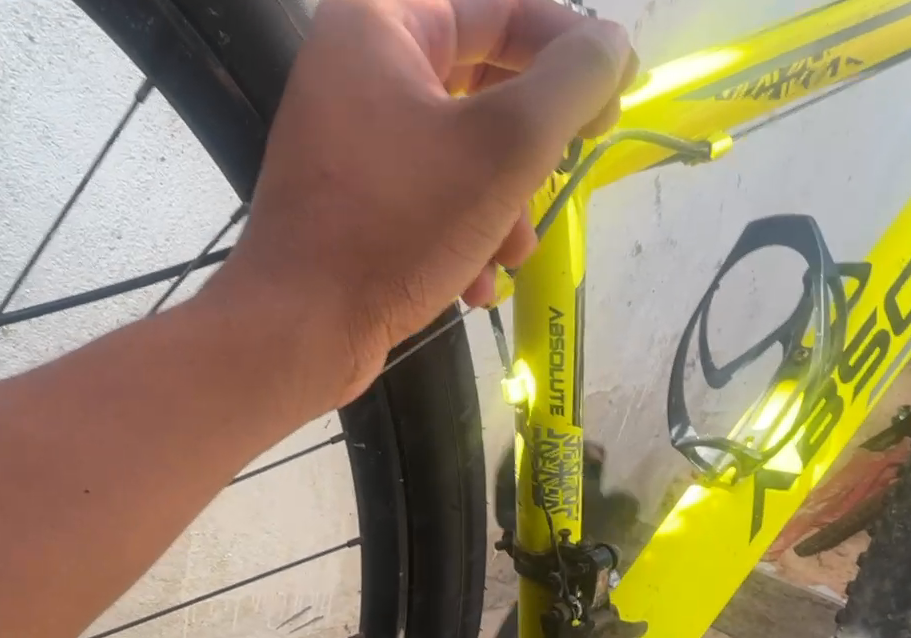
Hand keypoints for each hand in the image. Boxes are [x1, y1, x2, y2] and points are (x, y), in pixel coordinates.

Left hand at [208, 0, 635, 403]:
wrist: (296, 332)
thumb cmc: (397, 226)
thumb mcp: (507, 144)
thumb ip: (573, 79)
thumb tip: (607, 46)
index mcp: (379, 25)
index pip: (498, 8)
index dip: (568, 45)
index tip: (614, 93)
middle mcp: (353, 73)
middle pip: (477, 83)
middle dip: (530, 143)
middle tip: (571, 167)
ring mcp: (344, 146)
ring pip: (452, 153)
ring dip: (500, 204)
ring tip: (516, 252)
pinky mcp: (344, 208)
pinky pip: (418, 200)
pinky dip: (457, 236)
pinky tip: (475, 286)